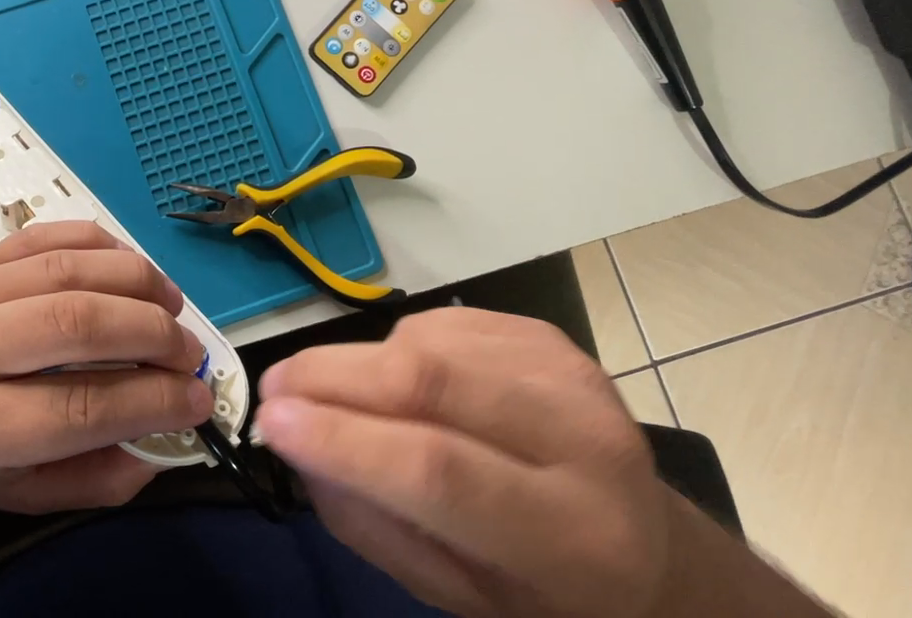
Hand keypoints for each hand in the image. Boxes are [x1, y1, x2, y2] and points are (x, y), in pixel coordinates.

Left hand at [0, 221, 212, 513]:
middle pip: (75, 323)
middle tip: (190, 353)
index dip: (154, 400)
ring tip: (172, 308)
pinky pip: (43, 236)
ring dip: (136, 282)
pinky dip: (100, 244)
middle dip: (153, 335)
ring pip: (65, 269)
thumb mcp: (23, 496)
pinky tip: (131, 271)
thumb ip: (99, 477)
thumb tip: (170, 434)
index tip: (199, 400)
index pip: (81, 405)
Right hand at [253, 309, 673, 617]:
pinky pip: (437, 323)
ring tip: (339, 396)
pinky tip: (398, 381)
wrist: (642, 544)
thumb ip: (365, 517)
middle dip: (328, 375)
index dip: (342, 439)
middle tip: (273, 388)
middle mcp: (586, 441)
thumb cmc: (530, 584)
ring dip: (355, 363)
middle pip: (429, 381)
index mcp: (572, 537)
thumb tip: (291, 435)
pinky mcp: (548, 336)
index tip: (269, 423)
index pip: (438, 470)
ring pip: (423, 342)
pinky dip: (390, 346)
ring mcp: (570, 374)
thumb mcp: (446, 587)